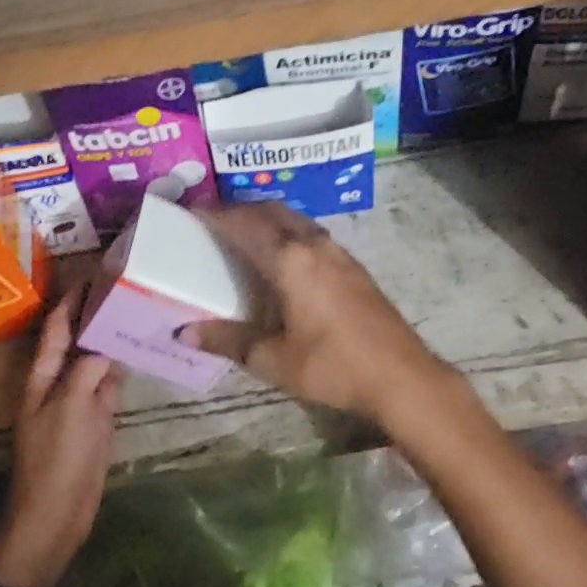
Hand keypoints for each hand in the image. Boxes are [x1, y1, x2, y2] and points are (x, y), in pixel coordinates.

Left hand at [0, 284, 119, 586]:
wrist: (56, 514)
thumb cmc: (57, 458)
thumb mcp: (72, 406)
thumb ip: (89, 368)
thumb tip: (108, 338)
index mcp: (44, 374)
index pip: (57, 326)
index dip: (72, 300)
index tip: (94, 273)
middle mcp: (61, 381)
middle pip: (79, 339)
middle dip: (96, 313)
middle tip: (126, 285)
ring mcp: (81, 401)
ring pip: (98, 360)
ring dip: (113, 338)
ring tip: (138, 309)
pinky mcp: (99, 419)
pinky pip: (112, 385)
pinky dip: (125, 367)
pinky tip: (143, 351)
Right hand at [183, 203, 454, 426]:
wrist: (402, 376)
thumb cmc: (333, 367)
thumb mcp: (274, 360)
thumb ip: (229, 341)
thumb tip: (185, 332)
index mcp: (290, 260)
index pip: (245, 224)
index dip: (216, 215)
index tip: (192, 213)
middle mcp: (313, 245)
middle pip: (271, 211)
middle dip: (240, 210)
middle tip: (214, 221)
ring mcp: (338, 252)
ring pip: (294, 218)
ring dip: (266, 217)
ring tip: (244, 233)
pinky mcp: (353, 265)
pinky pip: (311, 232)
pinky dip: (287, 231)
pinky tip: (283, 256)